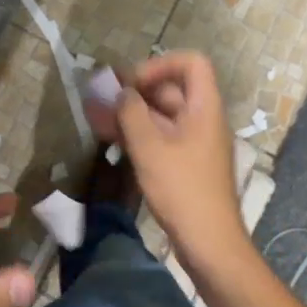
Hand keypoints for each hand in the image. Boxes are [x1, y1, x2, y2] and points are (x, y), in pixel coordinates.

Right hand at [114, 51, 248, 266]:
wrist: (209, 243)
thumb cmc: (182, 189)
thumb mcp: (150, 148)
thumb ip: (132, 113)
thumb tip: (122, 93)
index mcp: (204, 108)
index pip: (191, 63)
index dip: (160, 65)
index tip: (133, 84)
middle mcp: (203, 120)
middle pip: (172, 90)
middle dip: (136, 91)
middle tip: (103, 99)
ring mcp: (195, 144)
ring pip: (162, 116)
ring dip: (132, 114)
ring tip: (97, 118)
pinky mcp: (185, 165)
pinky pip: (161, 138)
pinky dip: (138, 135)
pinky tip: (111, 140)